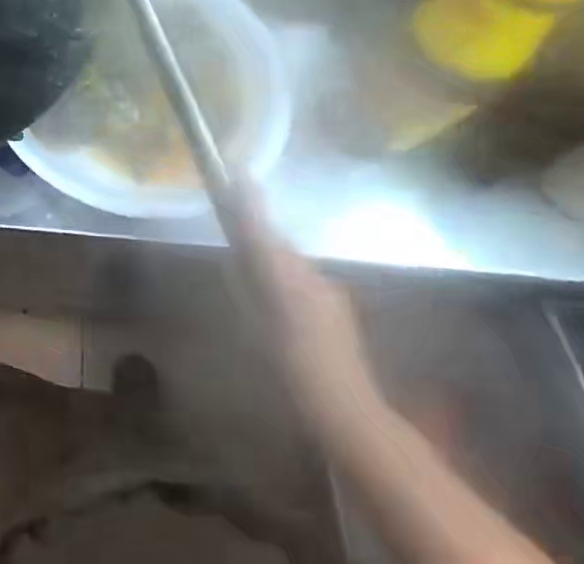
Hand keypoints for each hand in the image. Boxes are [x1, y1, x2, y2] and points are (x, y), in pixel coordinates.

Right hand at [223, 179, 387, 439]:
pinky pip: (303, 281)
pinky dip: (287, 283)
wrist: (347, 410)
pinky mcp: (339, 304)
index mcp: (287, 280)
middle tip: (235, 241)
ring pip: (291, 263)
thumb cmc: (292, 373)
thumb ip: (245, 287)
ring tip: (255, 285)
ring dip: (272, 264)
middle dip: (256, 238)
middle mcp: (310, 276)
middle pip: (276, 245)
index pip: (261, 232)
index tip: (239, 172)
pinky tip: (282, 309)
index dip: (249, 201)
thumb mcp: (256, 328)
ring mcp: (328, 289)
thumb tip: (236, 259)